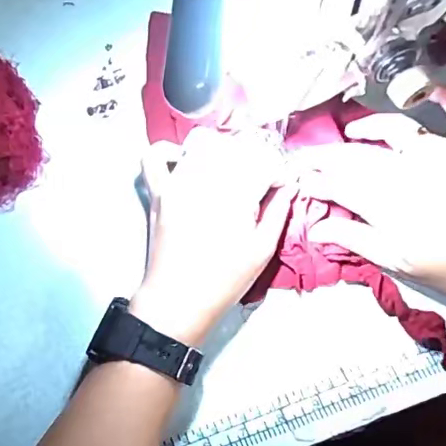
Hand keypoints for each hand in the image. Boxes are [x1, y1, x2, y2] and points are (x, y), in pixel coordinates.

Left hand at [132, 128, 293, 345]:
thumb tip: (290, 186)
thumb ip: (279, 211)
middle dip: (253, 160)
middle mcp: (206, 179)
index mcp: (236, 193)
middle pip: (235, 147)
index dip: (277, 173)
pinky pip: (155, 156)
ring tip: (230, 176)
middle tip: (258, 184)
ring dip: (221, 152)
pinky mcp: (158, 192)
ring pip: (202, 144)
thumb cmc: (224, 281)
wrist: (177, 301)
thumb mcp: (262, 249)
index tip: (280, 187)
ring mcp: (177, 182)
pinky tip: (184, 161)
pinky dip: (169, 151)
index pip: (263, 161)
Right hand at [293, 88, 445, 324]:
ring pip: (397, 129)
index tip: (302, 178)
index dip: (317, 179)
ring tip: (356, 130)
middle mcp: (409, 170)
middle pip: (360, 155)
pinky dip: (444, 97)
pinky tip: (429, 96)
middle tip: (315, 156)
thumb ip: (360, 240)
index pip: (340, 183)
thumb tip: (320, 225)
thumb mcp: (406, 264)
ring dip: (371, 126)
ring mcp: (444, 150)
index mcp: (389, 204)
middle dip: (331, 155)